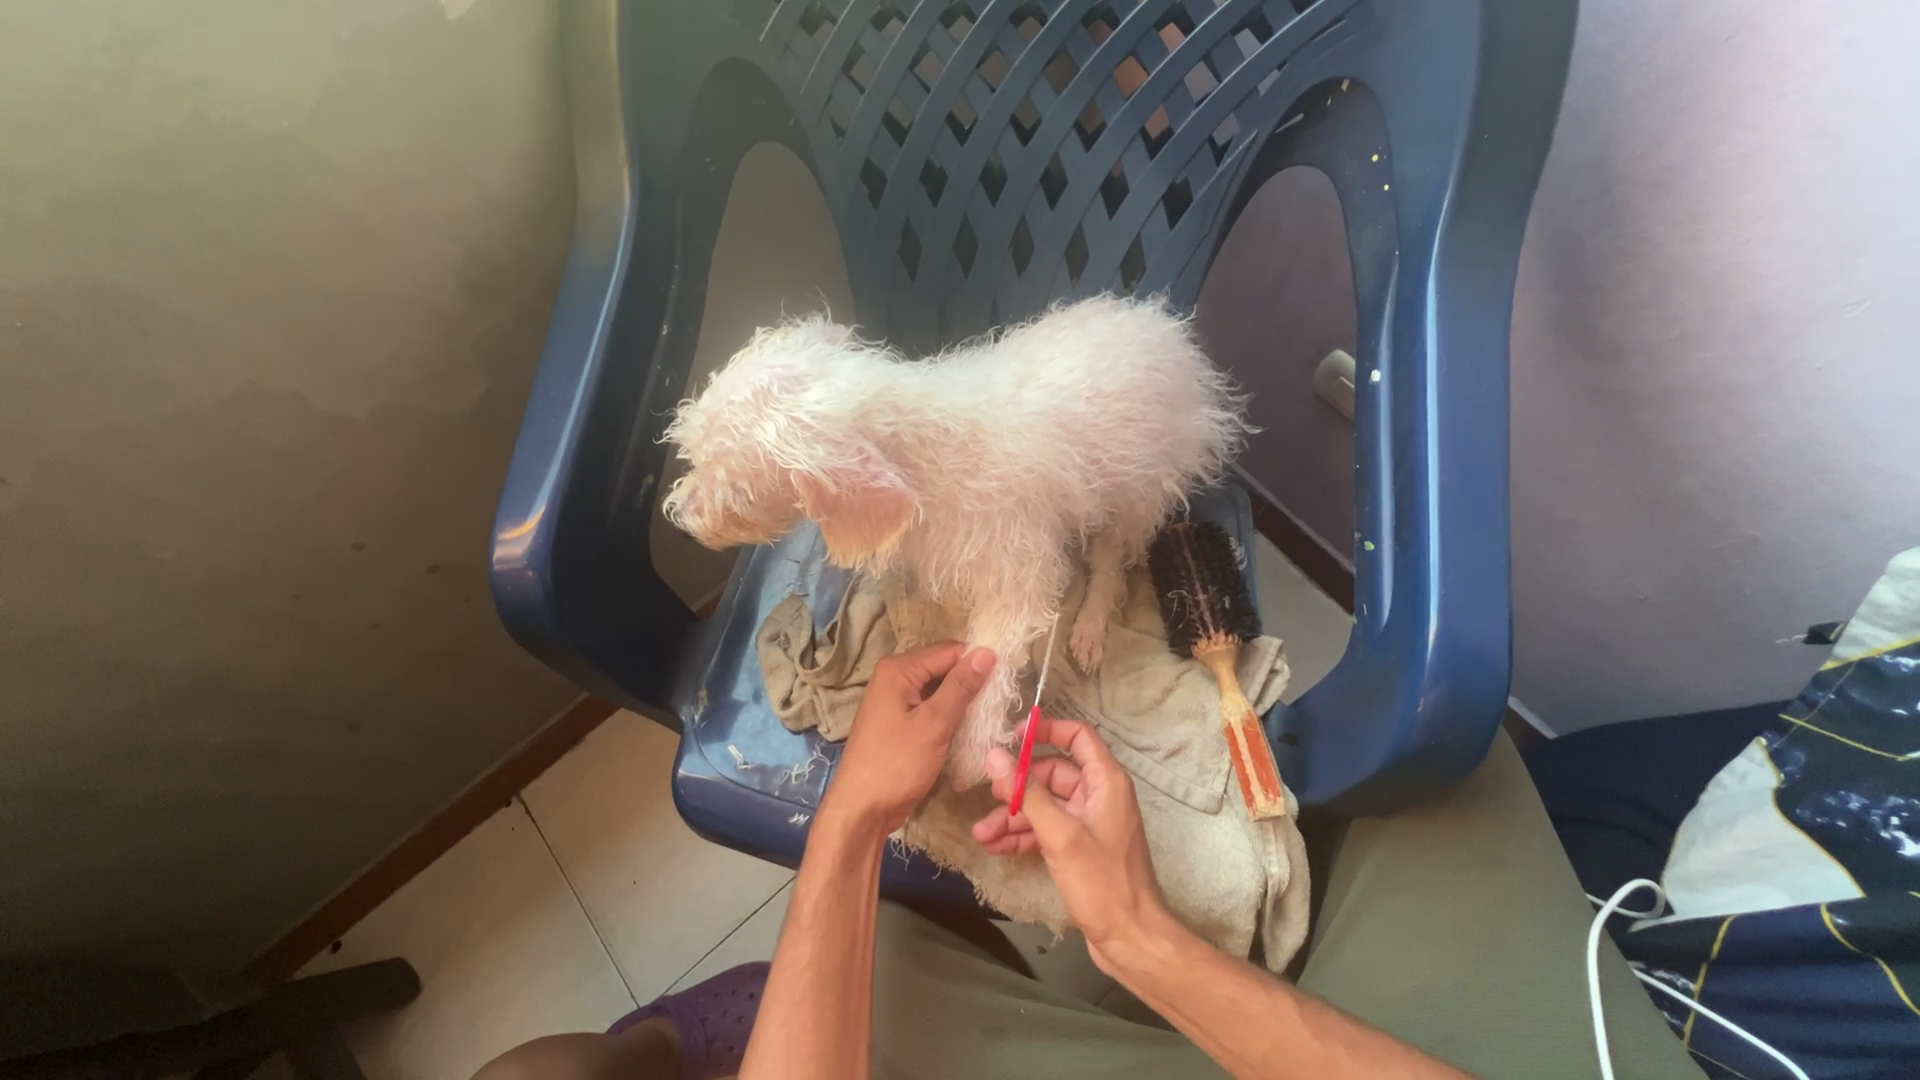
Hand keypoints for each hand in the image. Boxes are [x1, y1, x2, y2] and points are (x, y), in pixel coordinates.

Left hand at [822, 642, 995, 836]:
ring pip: (938, 690)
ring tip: (990, 715)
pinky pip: (930, 708)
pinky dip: (948, 716)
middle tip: (1001, 701)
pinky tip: (968, 729)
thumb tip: (987, 652)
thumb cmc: (897, 764)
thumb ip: (961, 686)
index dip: (977, 662)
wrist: (862, 810)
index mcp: (898, 670)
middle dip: (970, 682)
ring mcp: (895, 701)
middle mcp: (894, 678)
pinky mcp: (899, 723)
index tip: (1007, 678)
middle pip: (943, 668)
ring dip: (961, 701)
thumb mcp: (934, 723)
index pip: (949, 651)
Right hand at [971, 717, 1171, 970]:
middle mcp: (1099, 796)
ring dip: (1013, 817)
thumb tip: (994, 755)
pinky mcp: (1079, 848)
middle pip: (1052, 773)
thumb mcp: (1060, 835)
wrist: (1132, 941)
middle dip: (1017, 786)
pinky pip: (1046, 830)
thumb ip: (1026, 793)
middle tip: (987, 794)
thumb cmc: (1103, 883)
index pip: (1077, 736)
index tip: (1012, 736)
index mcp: (1106, 782)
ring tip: (981, 834)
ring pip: (1044, 805)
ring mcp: (1088, 823)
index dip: (1046, 730)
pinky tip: (996, 847)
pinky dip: (1023, 836)